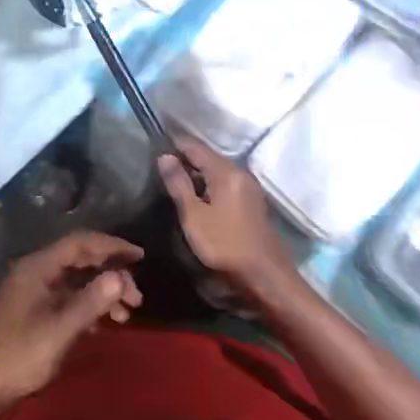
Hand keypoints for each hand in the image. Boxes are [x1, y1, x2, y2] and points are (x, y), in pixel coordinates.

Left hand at [0, 231, 143, 410]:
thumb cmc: (20, 356)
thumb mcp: (59, 330)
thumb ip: (90, 301)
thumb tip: (120, 277)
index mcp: (37, 267)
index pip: (79, 243)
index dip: (111, 246)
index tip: (140, 256)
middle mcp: (34, 272)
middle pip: (79, 260)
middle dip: (111, 274)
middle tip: (137, 298)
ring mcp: (32, 291)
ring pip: (75, 281)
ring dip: (102, 293)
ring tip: (125, 316)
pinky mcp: (33, 310)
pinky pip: (67, 297)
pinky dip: (88, 305)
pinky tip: (103, 324)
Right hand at [158, 136, 291, 289]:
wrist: (265, 276)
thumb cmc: (225, 245)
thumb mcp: (194, 216)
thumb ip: (179, 184)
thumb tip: (165, 156)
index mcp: (226, 172)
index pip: (195, 147)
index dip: (174, 144)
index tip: (154, 144)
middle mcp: (240, 173)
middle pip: (208, 157)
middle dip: (185, 158)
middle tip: (160, 164)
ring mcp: (249, 188)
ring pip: (217, 171)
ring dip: (197, 173)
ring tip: (173, 179)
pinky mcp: (251, 202)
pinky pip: (225, 183)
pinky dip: (208, 184)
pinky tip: (196, 195)